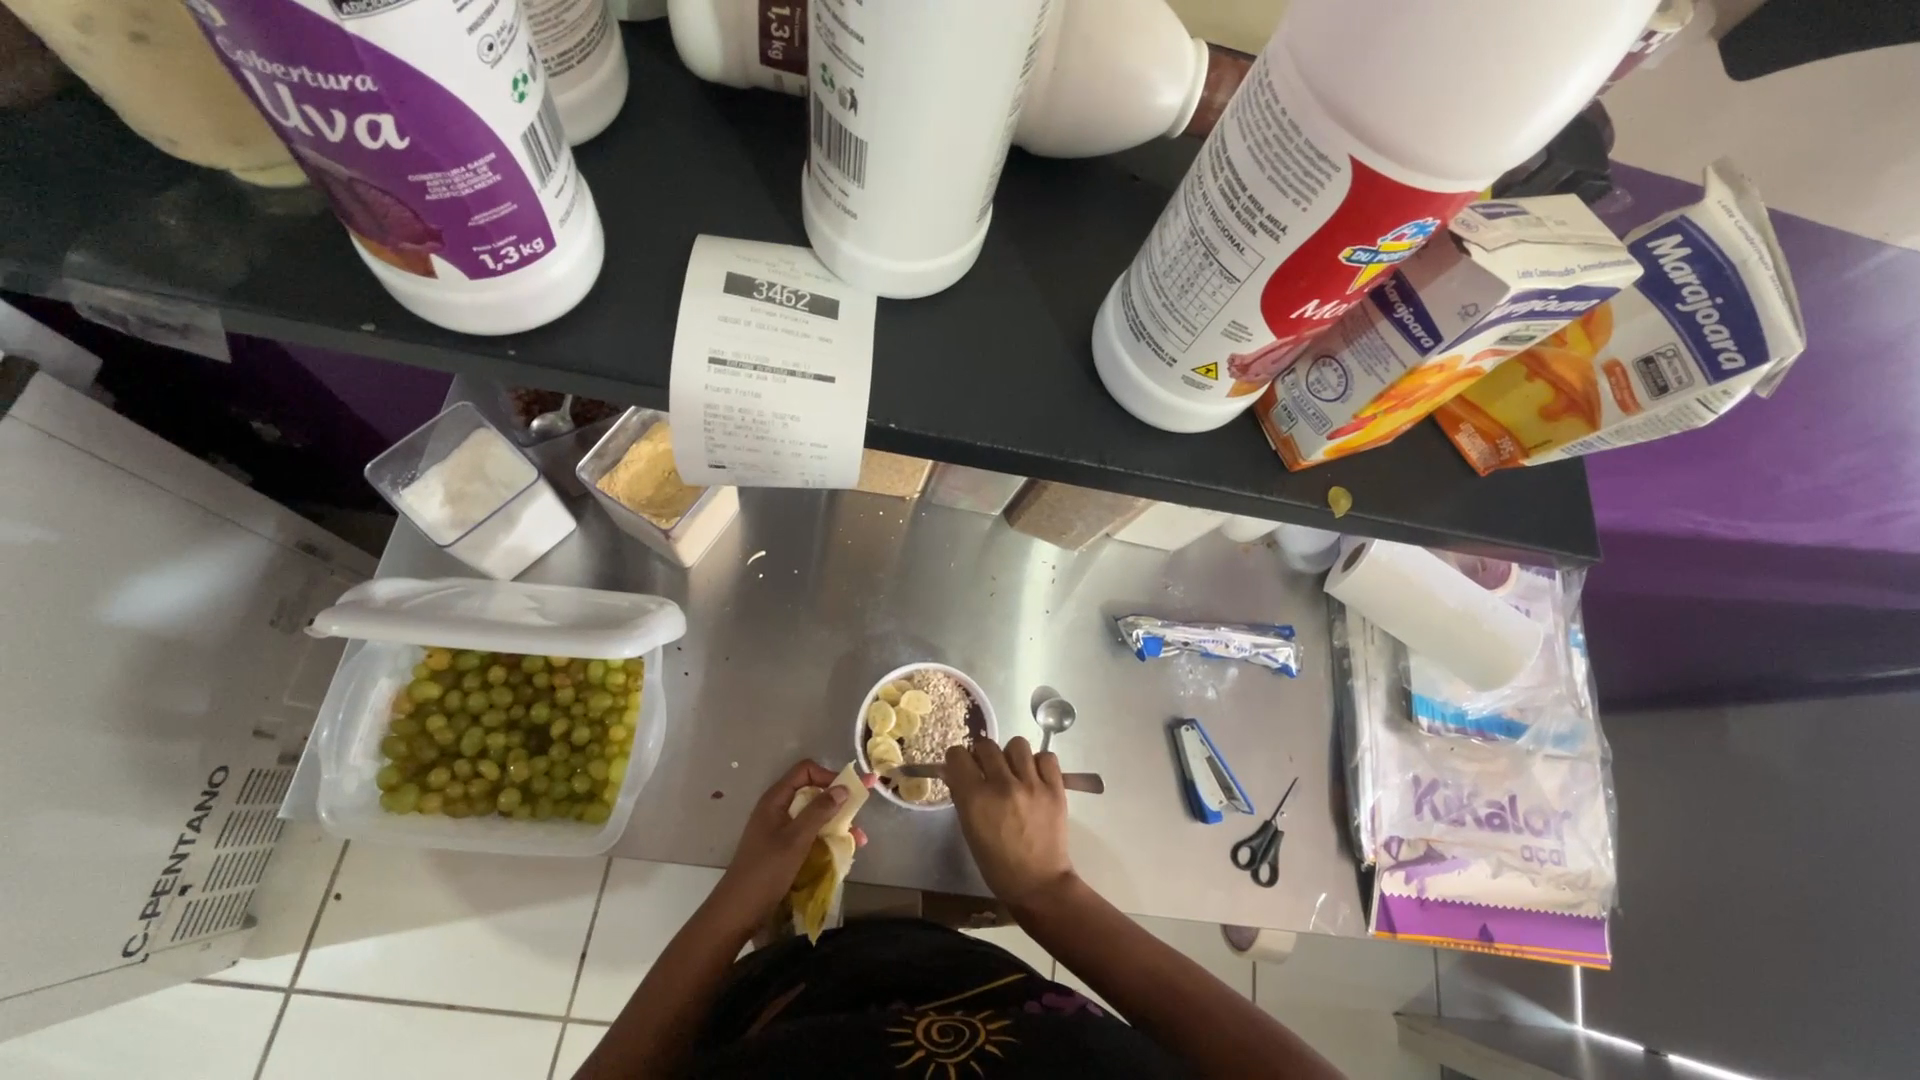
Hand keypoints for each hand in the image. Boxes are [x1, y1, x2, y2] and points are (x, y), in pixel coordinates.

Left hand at [708, 760, 869, 931]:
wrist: (738, 911)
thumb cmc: (766, 871)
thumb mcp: (796, 839)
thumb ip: (819, 811)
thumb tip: (843, 787)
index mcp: (776, 799)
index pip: (805, 771)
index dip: (829, 776)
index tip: (849, 793)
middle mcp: (778, 809)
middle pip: (812, 791)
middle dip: (837, 801)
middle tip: (859, 817)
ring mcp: (780, 829)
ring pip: (814, 815)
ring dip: (837, 823)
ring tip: (859, 839)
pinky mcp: (784, 847)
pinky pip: (810, 834)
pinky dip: (827, 838)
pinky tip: (843, 850)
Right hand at [945, 737, 1075, 911]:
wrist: (1038, 882)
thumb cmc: (996, 863)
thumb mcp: (969, 830)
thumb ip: (962, 796)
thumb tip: (953, 770)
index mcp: (975, 799)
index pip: (958, 755)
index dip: (958, 759)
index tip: (962, 767)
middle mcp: (1002, 785)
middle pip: (987, 745)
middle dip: (983, 756)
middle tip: (988, 771)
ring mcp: (1031, 784)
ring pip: (1017, 744)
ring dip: (1012, 756)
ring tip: (1015, 773)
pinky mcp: (1055, 788)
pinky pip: (1046, 757)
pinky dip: (1039, 764)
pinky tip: (1035, 778)